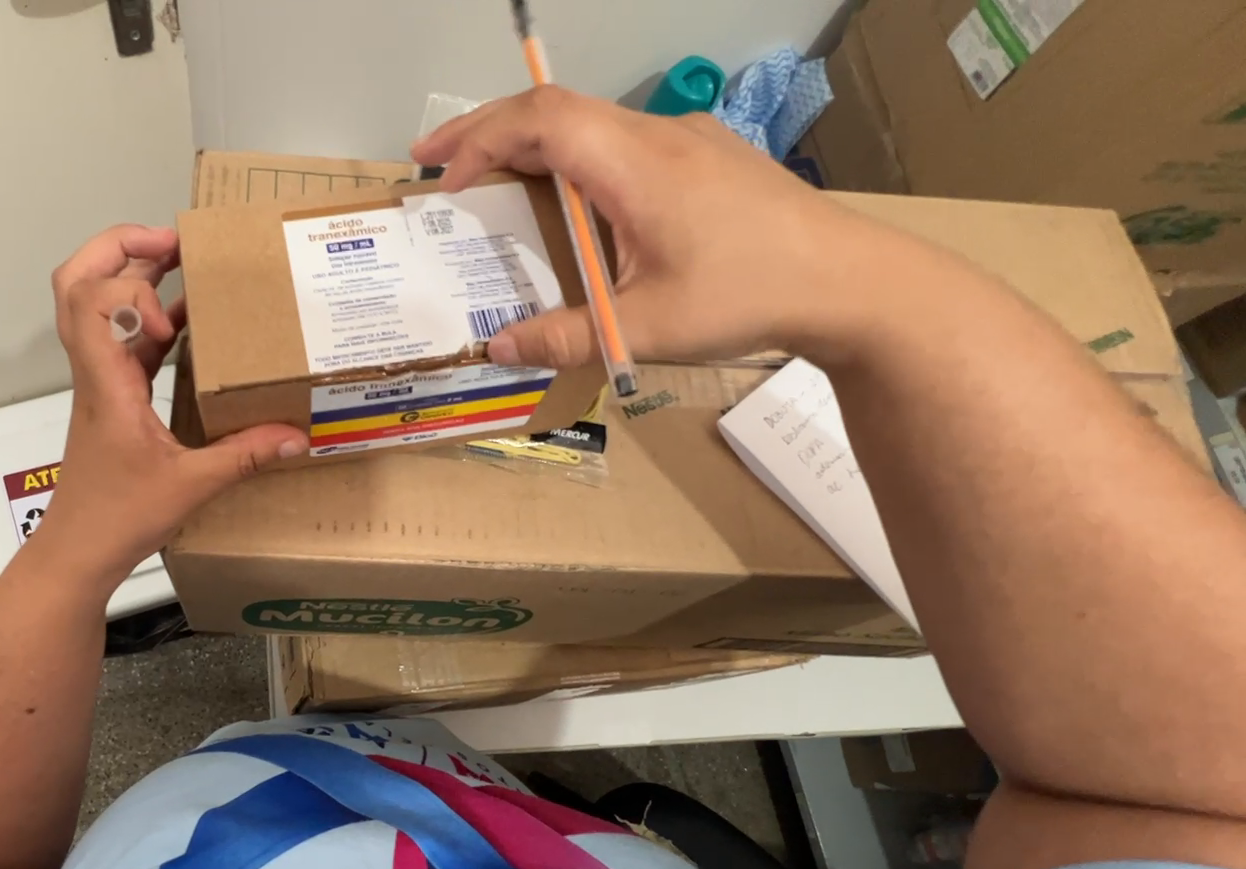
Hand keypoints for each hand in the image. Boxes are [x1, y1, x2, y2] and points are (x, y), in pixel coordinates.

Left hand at [25, 225, 307, 590]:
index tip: (175, 319)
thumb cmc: (119, 517)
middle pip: (76, 283)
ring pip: (97, 307)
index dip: (131, 287)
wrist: (80, 548)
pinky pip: (125, 341)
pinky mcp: (113, 396)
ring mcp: (101, 381)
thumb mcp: (190, 485)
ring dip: (133, 276)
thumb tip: (296, 437)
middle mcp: (96, 370)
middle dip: (119, 248)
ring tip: (182, 260)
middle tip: (172, 241)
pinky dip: (151, 319)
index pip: (87, 299)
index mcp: (106, 382)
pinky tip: (190, 321)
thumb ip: (244, 457)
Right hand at [411, 87, 920, 368]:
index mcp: (638, 166)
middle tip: (433, 160)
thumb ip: (564, 336)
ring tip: (482, 180)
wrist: (847, 279)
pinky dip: (564, 158)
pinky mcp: (698, 157)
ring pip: (586, 121)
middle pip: (555, 107)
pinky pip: (614, 142)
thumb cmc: (746, 296)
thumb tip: (495, 348)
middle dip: (484, 128)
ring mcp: (682, 141)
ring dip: (525, 143)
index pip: (543, 120)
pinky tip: (559, 199)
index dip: (481, 139)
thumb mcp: (645, 327)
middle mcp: (656, 136)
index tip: (442, 180)